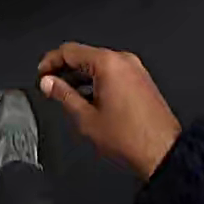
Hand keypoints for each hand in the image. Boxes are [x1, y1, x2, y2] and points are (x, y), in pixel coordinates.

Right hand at [38, 42, 181, 180]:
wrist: (163, 152)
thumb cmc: (130, 138)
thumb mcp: (86, 118)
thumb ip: (63, 95)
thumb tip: (48, 83)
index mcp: (108, 63)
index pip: (70, 51)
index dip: (50, 61)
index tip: (41, 73)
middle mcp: (123, 60)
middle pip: (85, 55)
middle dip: (64, 69)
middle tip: (49, 84)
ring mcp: (134, 68)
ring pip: (99, 64)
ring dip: (80, 75)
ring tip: (65, 94)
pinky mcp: (141, 79)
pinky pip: (113, 71)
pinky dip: (97, 79)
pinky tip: (87, 97)